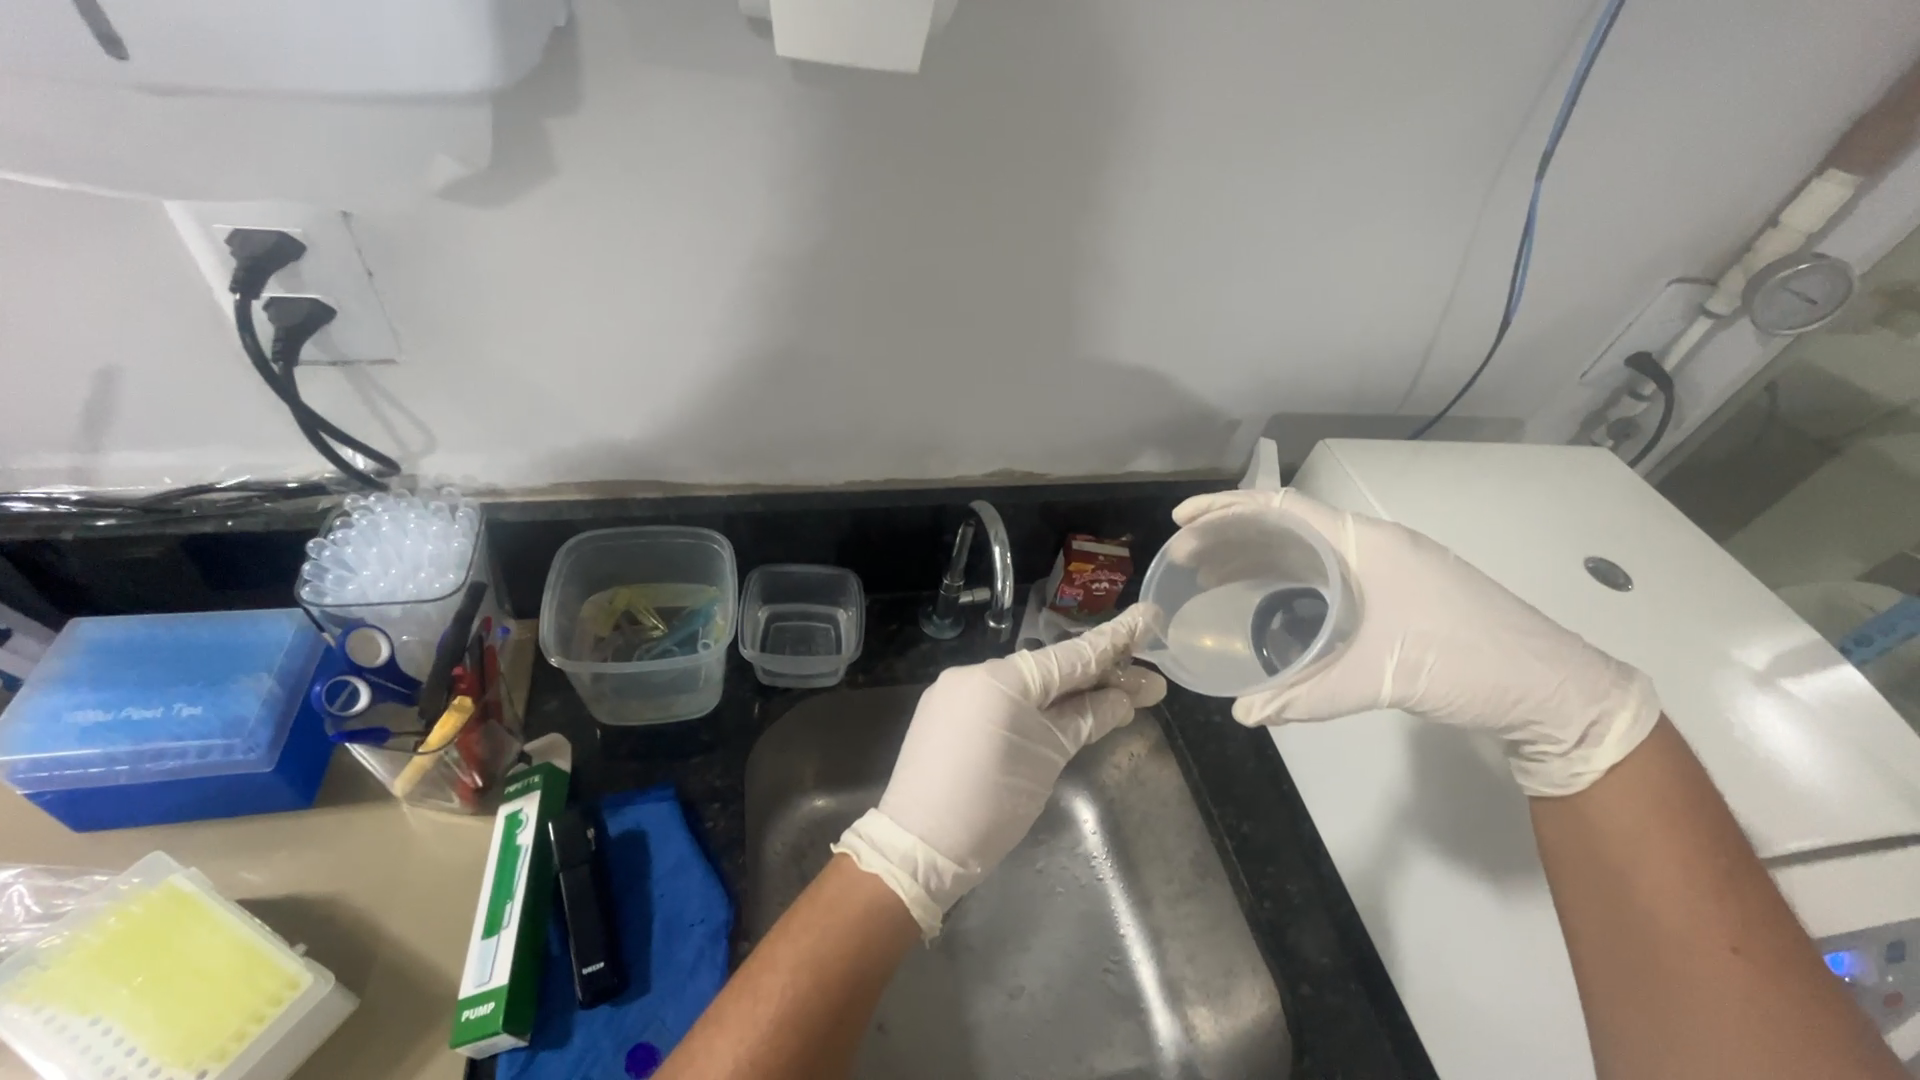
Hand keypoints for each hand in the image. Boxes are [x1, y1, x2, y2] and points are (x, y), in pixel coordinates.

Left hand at [832, 607, 1166, 937]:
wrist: (919, 848)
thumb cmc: (990, 805)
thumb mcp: (1049, 759)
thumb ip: (1087, 719)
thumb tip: (1123, 698)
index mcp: (1002, 678)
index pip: (1072, 655)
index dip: (1116, 638)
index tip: (1150, 615)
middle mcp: (975, 674)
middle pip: (1049, 669)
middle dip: (1099, 676)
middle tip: (1148, 682)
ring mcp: (955, 694)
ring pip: (1024, 686)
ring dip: (1068, 694)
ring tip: (1114, 699)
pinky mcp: (945, 716)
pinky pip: (999, 701)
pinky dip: (1033, 707)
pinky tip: (1063, 714)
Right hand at [1170, 489, 1659, 795]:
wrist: (1554, 690)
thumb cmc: (1468, 663)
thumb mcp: (1382, 678)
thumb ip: (1307, 696)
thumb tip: (1244, 715)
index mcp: (1367, 545)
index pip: (1283, 508)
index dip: (1226, 508)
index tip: (1183, 521)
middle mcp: (1375, 546)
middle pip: (1289, 526)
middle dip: (1232, 537)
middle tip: (1187, 560)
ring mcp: (1391, 569)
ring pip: (1308, 551)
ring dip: (1259, 560)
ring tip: (1213, 580)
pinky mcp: (1399, 594)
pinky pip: (1327, 574)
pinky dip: (1288, 582)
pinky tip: (1268, 605)